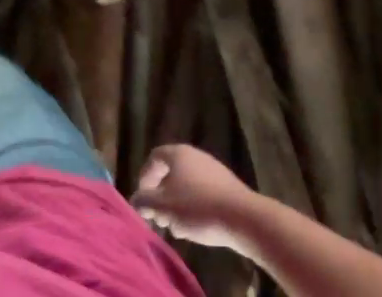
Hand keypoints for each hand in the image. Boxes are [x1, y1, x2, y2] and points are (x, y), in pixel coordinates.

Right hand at [131, 144, 257, 250]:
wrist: (246, 220)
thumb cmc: (198, 208)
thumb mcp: (163, 207)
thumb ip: (144, 202)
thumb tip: (136, 201)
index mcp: (178, 154)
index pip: (154, 158)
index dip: (145, 176)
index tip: (144, 197)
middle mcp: (196, 156)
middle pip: (171, 173)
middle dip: (161, 195)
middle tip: (158, 216)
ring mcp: (215, 171)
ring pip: (188, 185)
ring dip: (178, 204)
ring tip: (176, 226)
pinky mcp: (229, 188)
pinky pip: (204, 194)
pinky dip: (195, 208)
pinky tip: (196, 227)